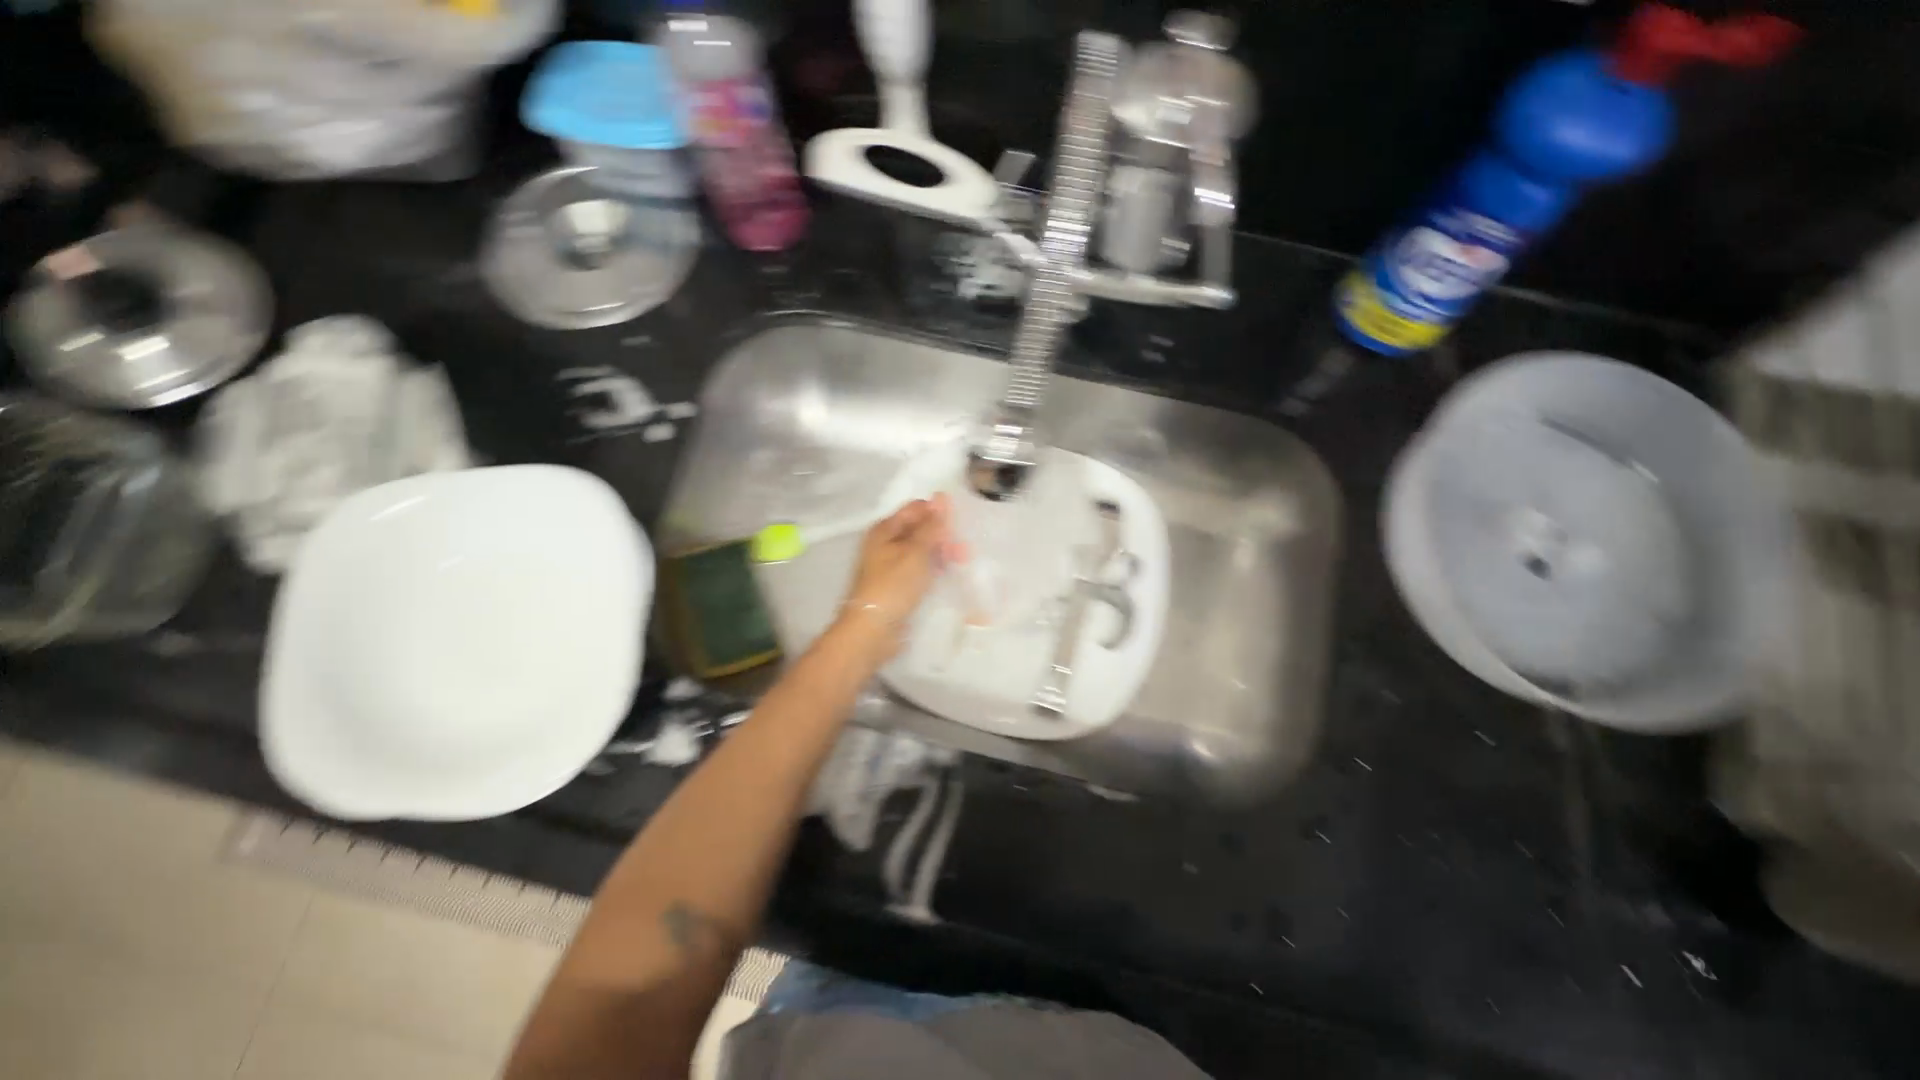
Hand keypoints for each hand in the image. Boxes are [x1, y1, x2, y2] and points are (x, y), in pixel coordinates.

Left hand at [833, 495, 956, 661]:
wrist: (872, 629)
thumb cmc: (893, 585)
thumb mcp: (916, 551)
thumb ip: (931, 526)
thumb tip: (942, 497)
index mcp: (885, 529)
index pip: (916, 509)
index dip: (938, 513)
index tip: (958, 525)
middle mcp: (886, 544)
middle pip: (920, 530)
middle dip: (943, 537)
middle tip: (964, 552)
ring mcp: (891, 566)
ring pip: (921, 552)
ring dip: (941, 554)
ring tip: (962, 564)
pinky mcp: (897, 586)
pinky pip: (919, 570)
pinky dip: (933, 570)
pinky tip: (948, 576)